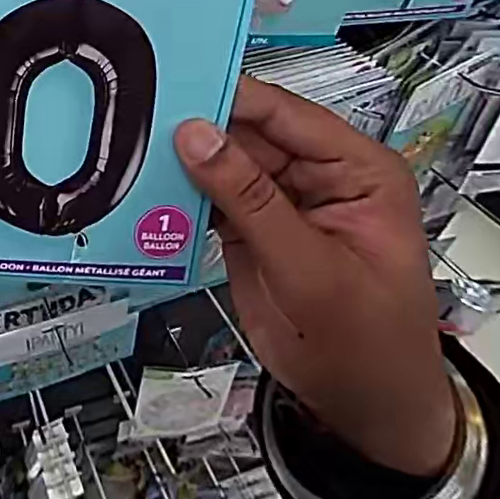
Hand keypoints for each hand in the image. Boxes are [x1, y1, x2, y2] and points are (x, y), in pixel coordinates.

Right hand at [175, 77, 456, 476]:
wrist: (362, 413)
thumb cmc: (366, 346)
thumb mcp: (311, 271)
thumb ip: (250, 199)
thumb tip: (195, 134)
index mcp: (355, 167)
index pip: (285, 113)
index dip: (230, 96)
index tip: (174, 85)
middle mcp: (315, 171)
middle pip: (247, 131)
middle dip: (197, 126)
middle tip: (139, 115)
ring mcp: (279, 197)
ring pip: (222, 159)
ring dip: (183, 158)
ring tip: (133, 145)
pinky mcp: (250, 222)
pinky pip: (210, 192)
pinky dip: (181, 192)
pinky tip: (148, 186)